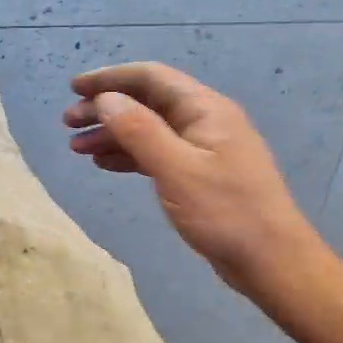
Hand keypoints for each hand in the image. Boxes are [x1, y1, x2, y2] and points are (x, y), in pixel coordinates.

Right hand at [65, 62, 326, 293]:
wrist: (274, 264)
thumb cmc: (226, 213)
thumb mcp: (176, 169)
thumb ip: (139, 130)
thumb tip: (105, 99)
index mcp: (205, 111)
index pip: (150, 78)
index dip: (109, 78)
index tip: (74, 88)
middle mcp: (204, 122)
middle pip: (145, 101)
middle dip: (104, 108)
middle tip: (68, 122)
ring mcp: (203, 148)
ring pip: (147, 127)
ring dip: (111, 133)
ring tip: (77, 148)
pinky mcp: (200, 173)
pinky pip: (155, 151)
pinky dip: (127, 154)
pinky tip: (104, 164)